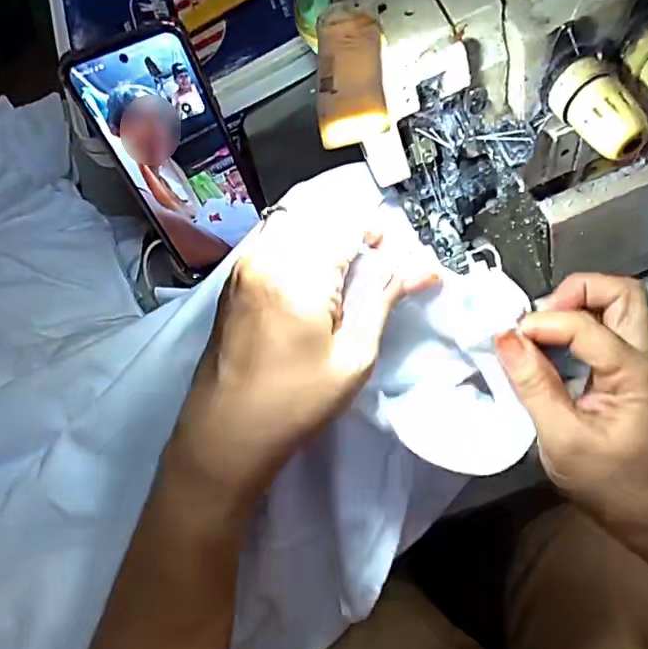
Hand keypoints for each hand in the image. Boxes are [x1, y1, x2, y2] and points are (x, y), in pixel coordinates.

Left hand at [171, 208, 434, 499]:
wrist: (225, 434)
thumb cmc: (294, 405)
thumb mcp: (353, 357)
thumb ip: (383, 299)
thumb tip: (422, 266)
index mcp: (296, 276)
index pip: (348, 222)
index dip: (381, 232)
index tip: (399, 258)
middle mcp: (265, 258)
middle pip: (321, 214)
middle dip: (356, 230)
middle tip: (377, 268)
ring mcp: (244, 265)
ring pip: (297, 222)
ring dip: (330, 236)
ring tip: (349, 277)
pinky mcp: (235, 278)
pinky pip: (276, 239)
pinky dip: (305, 245)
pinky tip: (318, 281)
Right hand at [494, 273, 647, 547]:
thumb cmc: (611, 485)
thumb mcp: (564, 440)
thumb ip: (535, 386)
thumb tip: (506, 339)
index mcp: (635, 374)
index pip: (587, 325)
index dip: (544, 323)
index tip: (510, 341)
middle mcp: (645, 359)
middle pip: (623, 293)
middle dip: (576, 292)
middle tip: (540, 319)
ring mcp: (641, 366)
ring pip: (619, 307)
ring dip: (579, 307)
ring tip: (541, 332)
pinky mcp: (630, 376)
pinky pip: (608, 331)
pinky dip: (578, 327)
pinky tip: (551, 349)